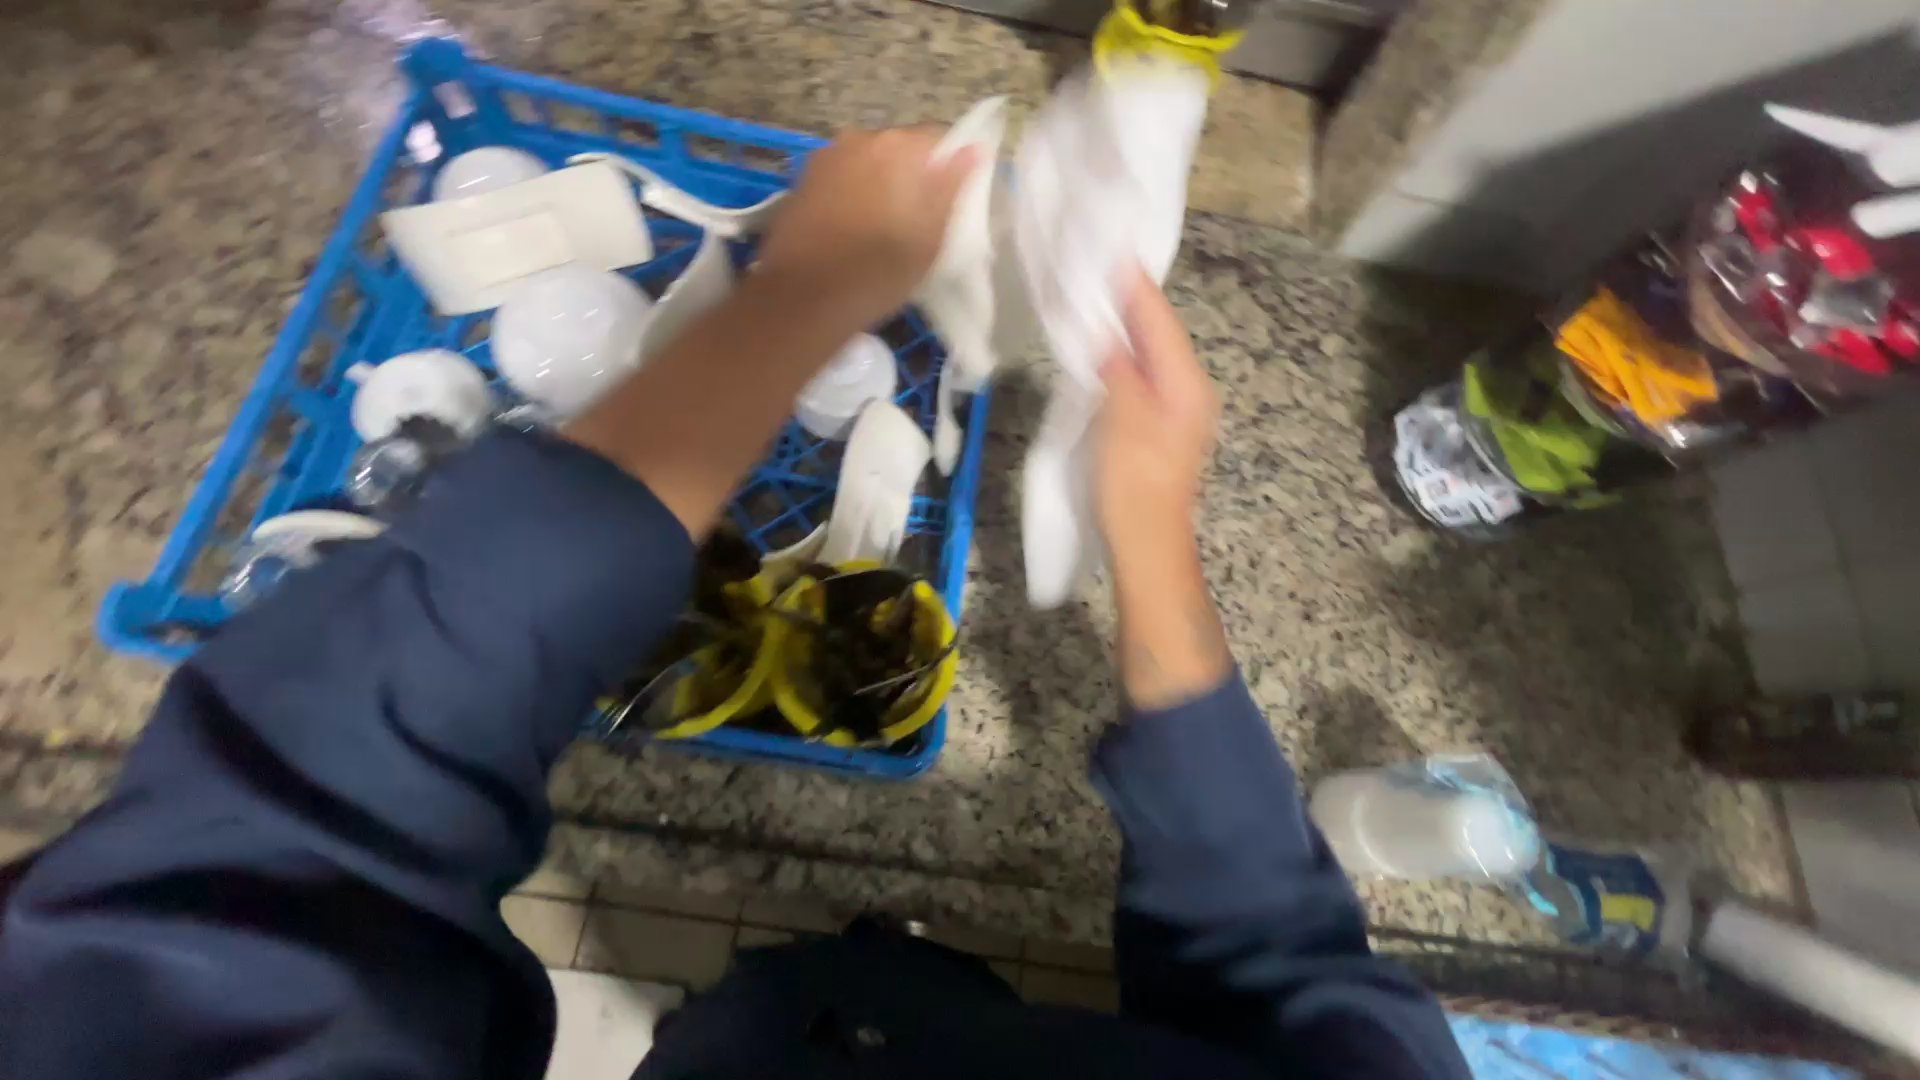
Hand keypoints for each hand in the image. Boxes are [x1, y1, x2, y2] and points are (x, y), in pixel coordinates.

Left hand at [757, 127, 978, 328]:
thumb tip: (974, 149)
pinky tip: (849, 232)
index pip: (940, 140)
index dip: (949, 171)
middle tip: (914, 223)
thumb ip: (951, 187)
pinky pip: (840, 180)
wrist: (804, 299)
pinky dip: (849, 197)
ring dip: (878, 186)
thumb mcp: (929, 239)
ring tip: (880, 230)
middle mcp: (860, 138)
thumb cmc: (878, 273)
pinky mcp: (801, 181)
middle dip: (911, 177)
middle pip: (899, 150)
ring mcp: (825, 157)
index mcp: (899, 148)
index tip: (948, 206)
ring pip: (867, 164)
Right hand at [1094, 271, 1218, 557]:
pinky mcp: (1164, 427)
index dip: (1136, 290)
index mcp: (1185, 386)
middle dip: (1132, 306)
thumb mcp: (1121, 423)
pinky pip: (1146, 378)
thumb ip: (1118, 373)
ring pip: (1153, 357)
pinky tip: (1107, 353)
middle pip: (1160, 337)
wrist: (1148, 544)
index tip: (1116, 253)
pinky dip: (1127, 360)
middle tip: (1102, 271)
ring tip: (1100, 301)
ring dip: (1128, 331)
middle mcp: (1191, 391)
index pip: (1159, 323)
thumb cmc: (1133, 488)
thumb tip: (1110, 337)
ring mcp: (1180, 410)